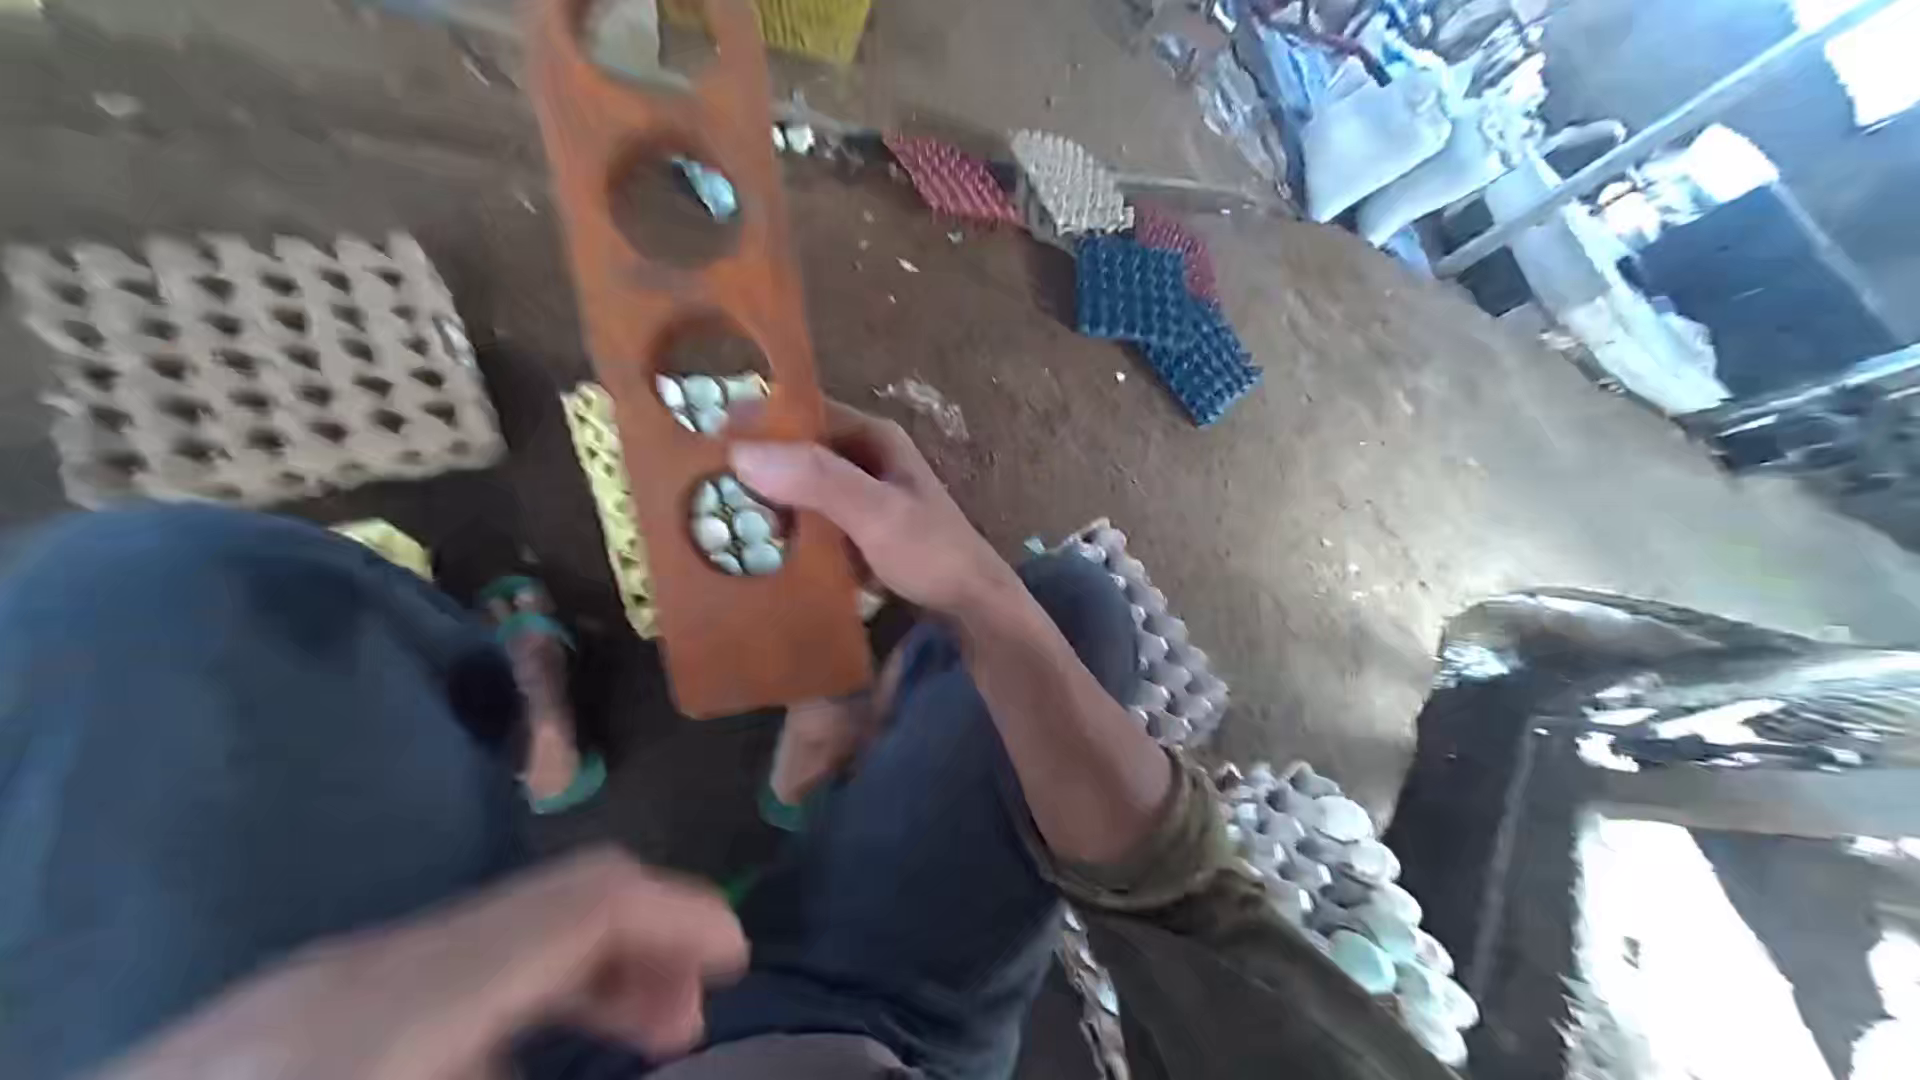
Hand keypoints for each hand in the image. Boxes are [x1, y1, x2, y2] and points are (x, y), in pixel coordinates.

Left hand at [100, 848, 746, 1079]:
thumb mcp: (422, 1072)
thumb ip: (528, 1051)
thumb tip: (657, 1021)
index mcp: (400, 1000)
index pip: (586, 900)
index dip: (680, 910)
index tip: (738, 953)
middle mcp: (373, 961)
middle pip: (560, 899)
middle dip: (651, 938)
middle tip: (695, 1009)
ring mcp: (331, 977)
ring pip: (514, 926)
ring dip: (595, 963)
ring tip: (640, 1026)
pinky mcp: (305, 1005)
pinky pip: (463, 965)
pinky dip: (530, 989)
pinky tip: (528, 1049)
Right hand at [731, 402, 1019, 616]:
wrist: (972, 603)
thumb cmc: (931, 552)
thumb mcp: (877, 514)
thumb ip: (819, 481)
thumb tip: (744, 452)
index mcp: (872, 437)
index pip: (804, 412)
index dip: (757, 421)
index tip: (705, 440)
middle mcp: (865, 458)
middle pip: (798, 449)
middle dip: (757, 465)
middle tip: (704, 488)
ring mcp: (861, 495)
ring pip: (801, 485)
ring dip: (769, 499)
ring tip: (723, 518)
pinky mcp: (858, 528)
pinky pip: (812, 517)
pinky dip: (788, 527)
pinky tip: (762, 545)